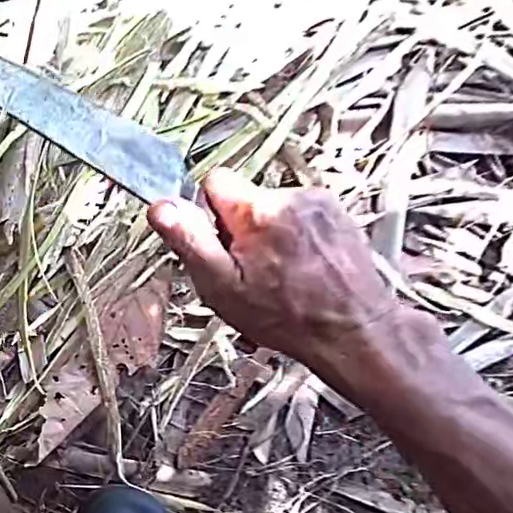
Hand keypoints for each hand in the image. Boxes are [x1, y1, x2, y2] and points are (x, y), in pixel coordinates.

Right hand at [147, 168, 402, 368]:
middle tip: (242, 270)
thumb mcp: (220, 285)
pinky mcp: (335, 215)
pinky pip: (293, 217)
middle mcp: (292, 197)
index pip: (213, 181)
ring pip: (266, 210)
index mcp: (258, 212)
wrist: (351, 331)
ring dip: (261, 238)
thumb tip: (160, 207)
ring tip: (271, 274)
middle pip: (240, 199)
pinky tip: (293, 270)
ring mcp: (319, 204)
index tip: (215, 245)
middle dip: (233, 231)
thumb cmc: (285, 316)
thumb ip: (189, 241)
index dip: (204, 214)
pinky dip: (286, 240)